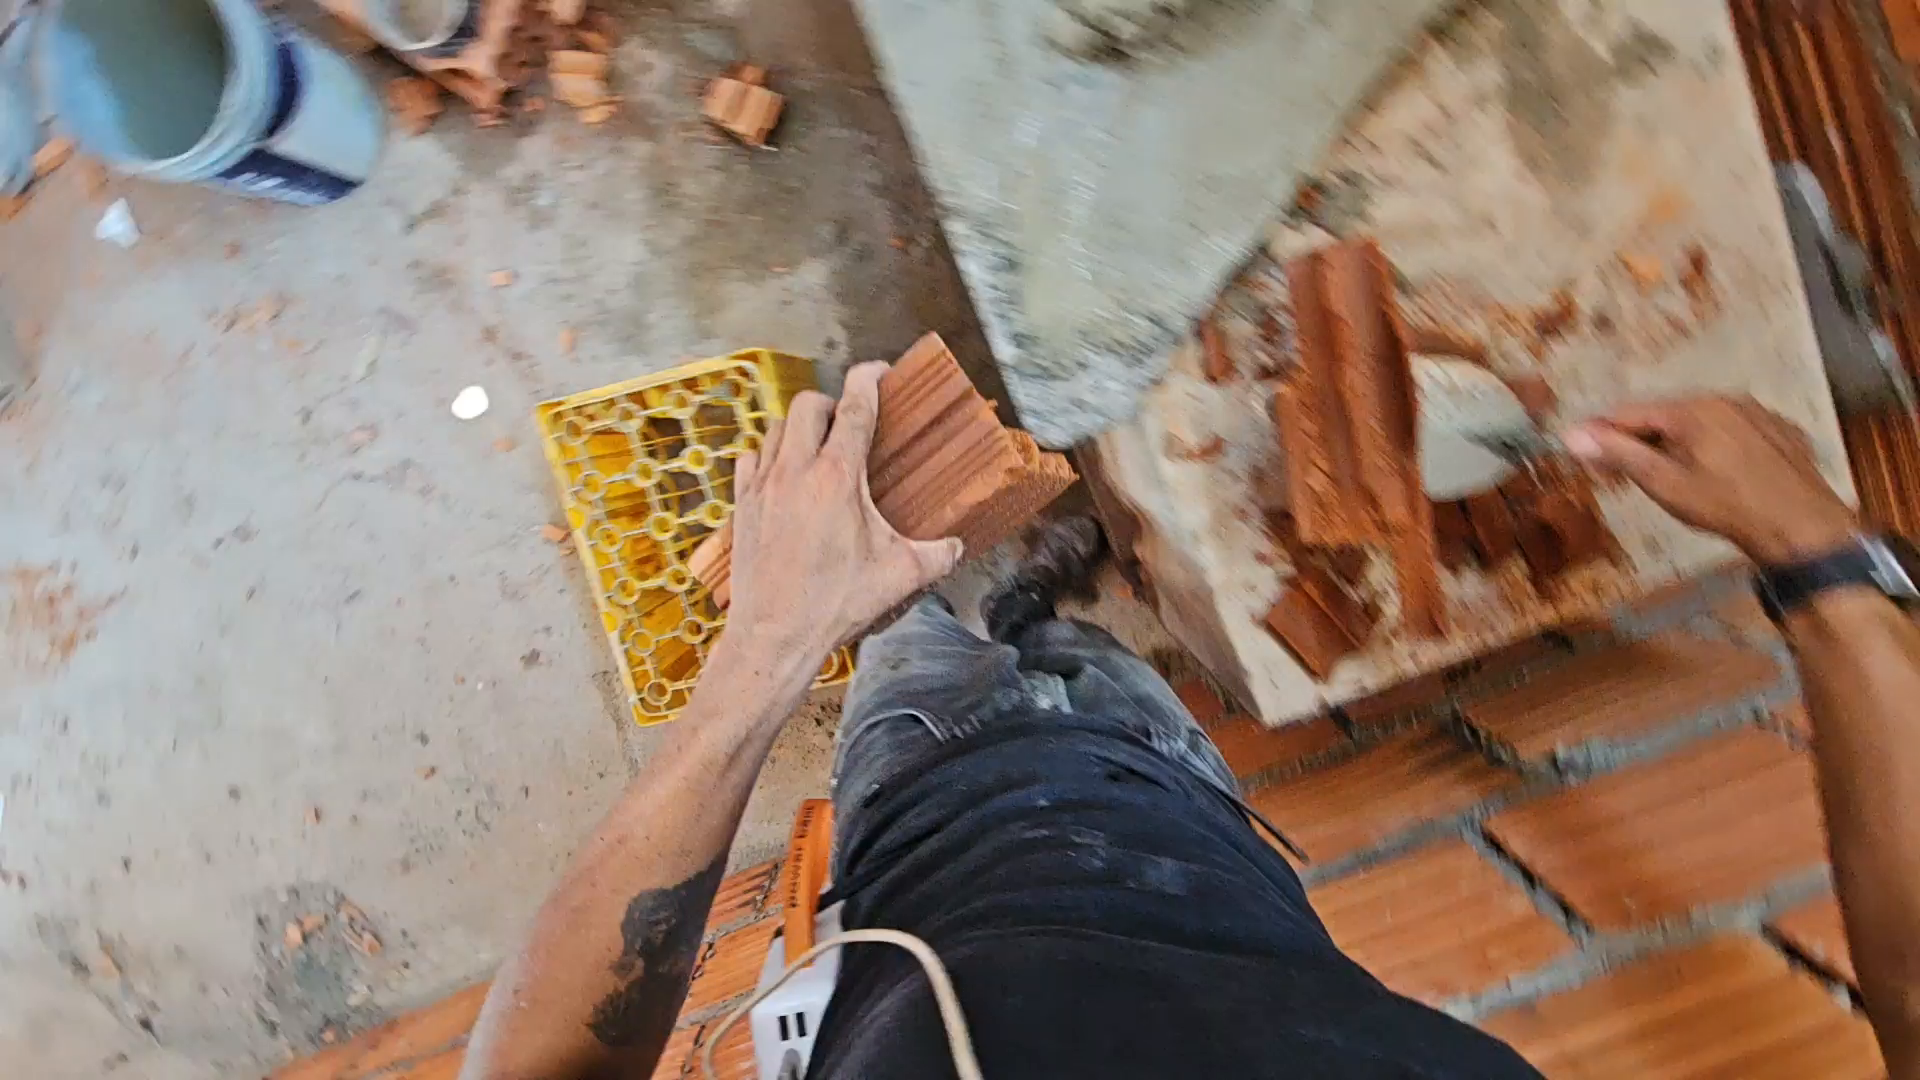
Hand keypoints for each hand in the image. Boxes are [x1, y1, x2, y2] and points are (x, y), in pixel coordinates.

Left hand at [724, 361, 963, 662]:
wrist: (775, 634)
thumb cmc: (836, 603)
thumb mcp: (899, 576)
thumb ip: (937, 555)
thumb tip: (959, 547)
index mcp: (837, 478)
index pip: (855, 409)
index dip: (869, 380)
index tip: (880, 370)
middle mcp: (796, 471)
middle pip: (808, 405)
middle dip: (832, 403)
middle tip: (850, 424)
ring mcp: (762, 486)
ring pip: (776, 427)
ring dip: (800, 428)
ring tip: (818, 448)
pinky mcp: (742, 506)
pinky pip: (750, 458)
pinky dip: (768, 454)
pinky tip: (782, 475)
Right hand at [1562, 395, 1858, 565]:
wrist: (1801, 526)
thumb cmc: (1721, 503)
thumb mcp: (1659, 480)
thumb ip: (1615, 452)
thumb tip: (1569, 434)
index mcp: (1693, 410)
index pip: (1626, 414)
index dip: (1597, 434)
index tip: (1580, 457)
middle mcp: (1726, 401)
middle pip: (1660, 417)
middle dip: (1632, 441)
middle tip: (1615, 473)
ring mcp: (1757, 414)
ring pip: (1693, 424)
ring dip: (1667, 444)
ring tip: (1659, 475)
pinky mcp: (1779, 432)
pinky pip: (1727, 432)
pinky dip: (1705, 446)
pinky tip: (1706, 473)